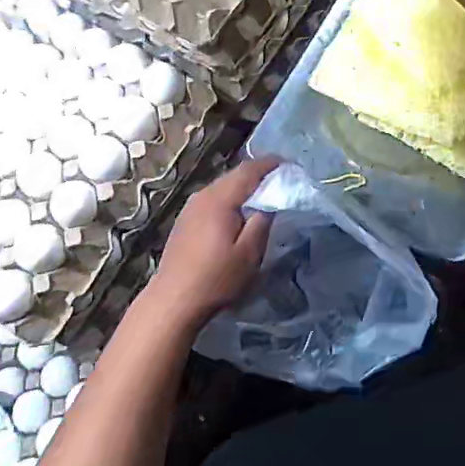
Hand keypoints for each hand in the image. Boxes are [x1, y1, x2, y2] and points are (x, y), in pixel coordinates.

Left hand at [135, 156, 281, 329]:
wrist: (173, 301)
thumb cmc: (216, 278)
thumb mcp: (250, 253)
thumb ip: (262, 221)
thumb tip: (270, 200)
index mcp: (219, 199)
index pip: (249, 170)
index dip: (271, 164)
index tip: (291, 166)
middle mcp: (203, 195)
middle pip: (234, 176)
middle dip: (259, 174)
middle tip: (282, 182)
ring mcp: (190, 207)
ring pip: (223, 187)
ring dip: (244, 187)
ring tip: (264, 196)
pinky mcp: (185, 220)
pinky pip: (213, 199)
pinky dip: (231, 199)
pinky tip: (239, 213)